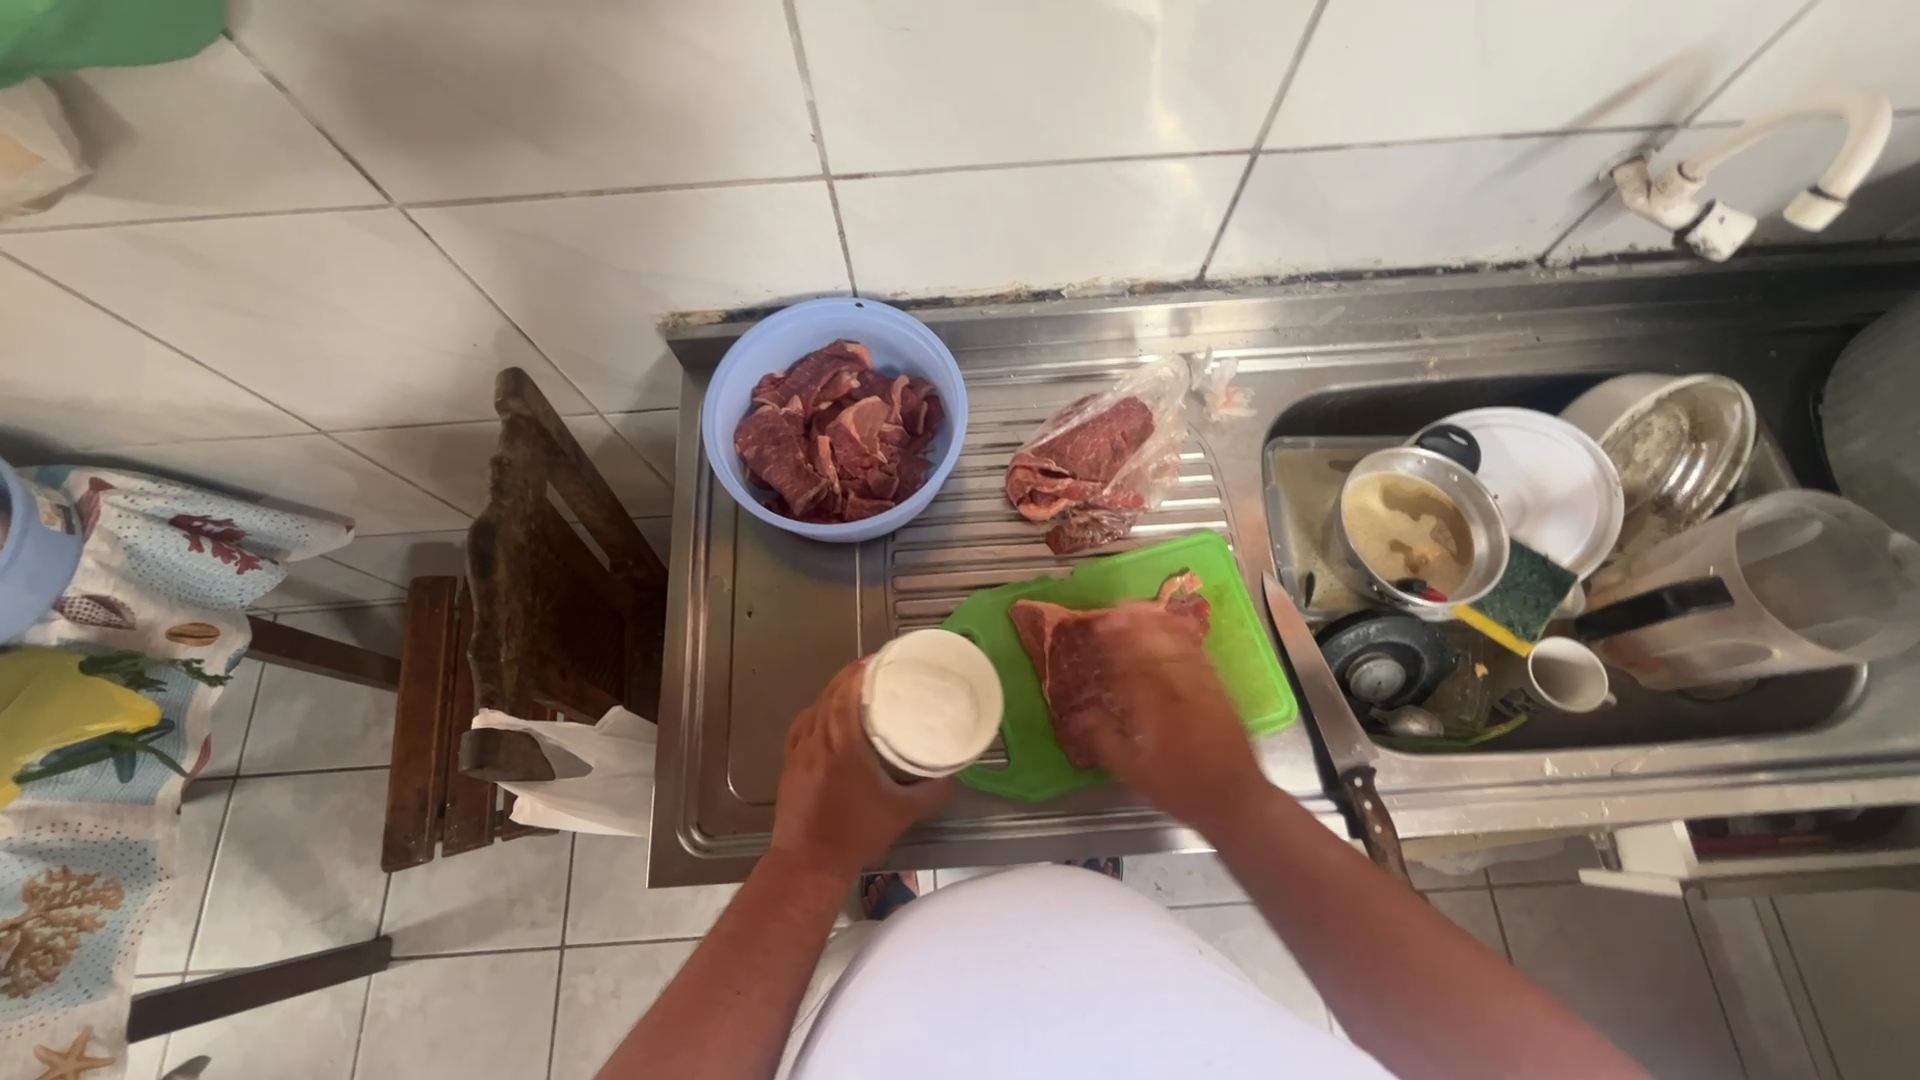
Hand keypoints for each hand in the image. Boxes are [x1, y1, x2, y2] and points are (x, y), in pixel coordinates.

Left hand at [769, 657, 950, 880]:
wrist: (808, 862)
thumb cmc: (856, 834)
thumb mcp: (902, 813)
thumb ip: (932, 791)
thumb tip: (951, 773)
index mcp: (843, 744)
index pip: (847, 693)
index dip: (862, 670)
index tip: (881, 658)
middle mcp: (818, 739)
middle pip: (831, 693)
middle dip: (852, 675)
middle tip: (877, 668)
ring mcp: (800, 750)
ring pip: (816, 706)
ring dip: (835, 691)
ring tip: (858, 686)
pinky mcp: (790, 762)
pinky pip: (804, 724)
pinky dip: (819, 710)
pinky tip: (830, 714)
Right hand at [1082, 607, 1272, 835]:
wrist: (1236, 799)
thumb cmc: (1182, 790)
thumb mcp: (1134, 773)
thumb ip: (1105, 741)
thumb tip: (1080, 715)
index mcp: (1155, 713)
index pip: (1130, 668)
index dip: (1115, 645)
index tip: (1101, 627)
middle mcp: (1180, 695)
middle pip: (1155, 650)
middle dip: (1135, 626)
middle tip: (1118, 609)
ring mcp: (1204, 690)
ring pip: (1178, 648)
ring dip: (1159, 625)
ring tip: (1142, 608)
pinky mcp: (1221, 691)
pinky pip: (1200, 657)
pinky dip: (1185, 637)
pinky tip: (1175, 625)